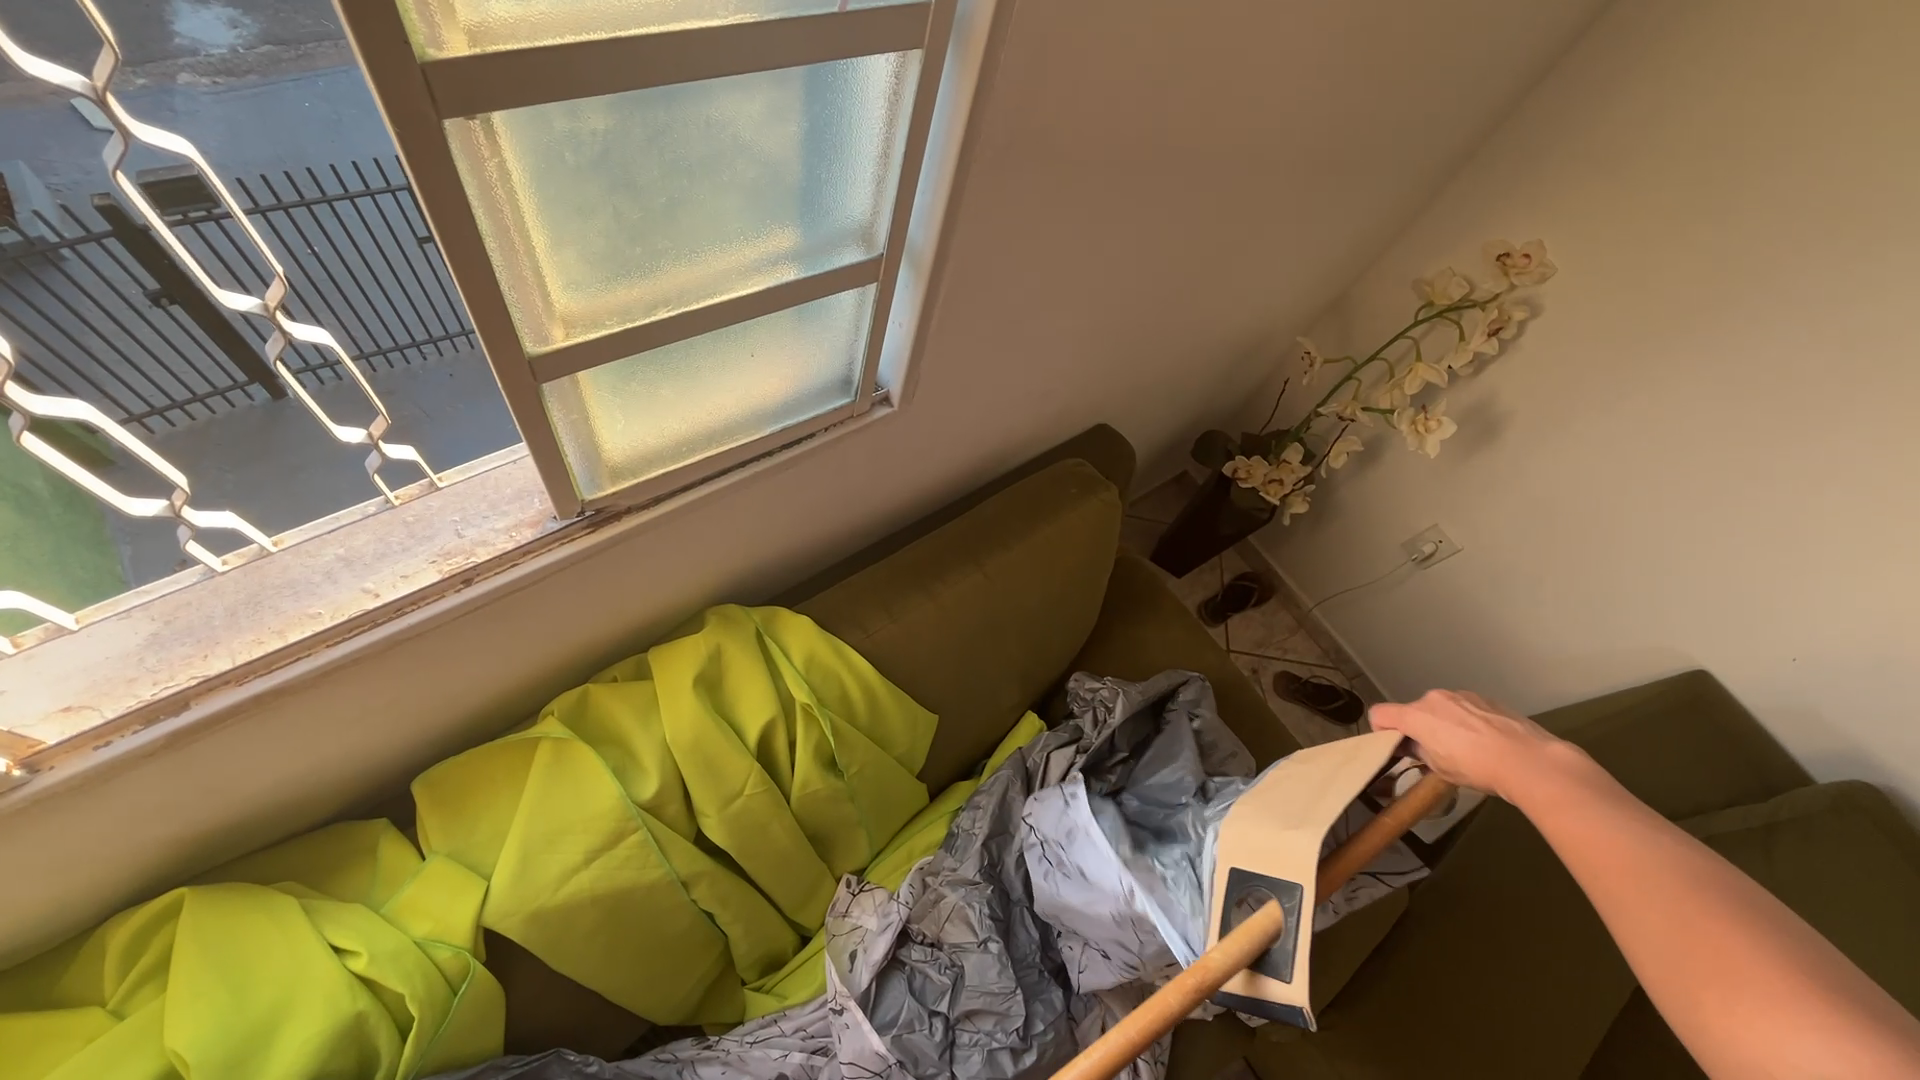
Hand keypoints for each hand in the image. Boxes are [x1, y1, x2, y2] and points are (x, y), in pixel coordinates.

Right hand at [1368, 689, 1589, 802]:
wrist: (1529, 760)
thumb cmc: (1477, 767)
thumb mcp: (1439, 767)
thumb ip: (1418, 751)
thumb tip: (1413, 745)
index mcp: (1416, 715)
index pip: (1380, 714)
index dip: (1382, 731)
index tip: (1397, 748)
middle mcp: (1434, 698)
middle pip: (1412, 710)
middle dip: (1418, 728)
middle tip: (1435, 752)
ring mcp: (1461, 695)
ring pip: (1440, 708)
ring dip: (1443, 723)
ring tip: (1467, 746)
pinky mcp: (1485, 698)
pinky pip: (1464, 707)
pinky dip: (1466, 720)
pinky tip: (1486, 739)